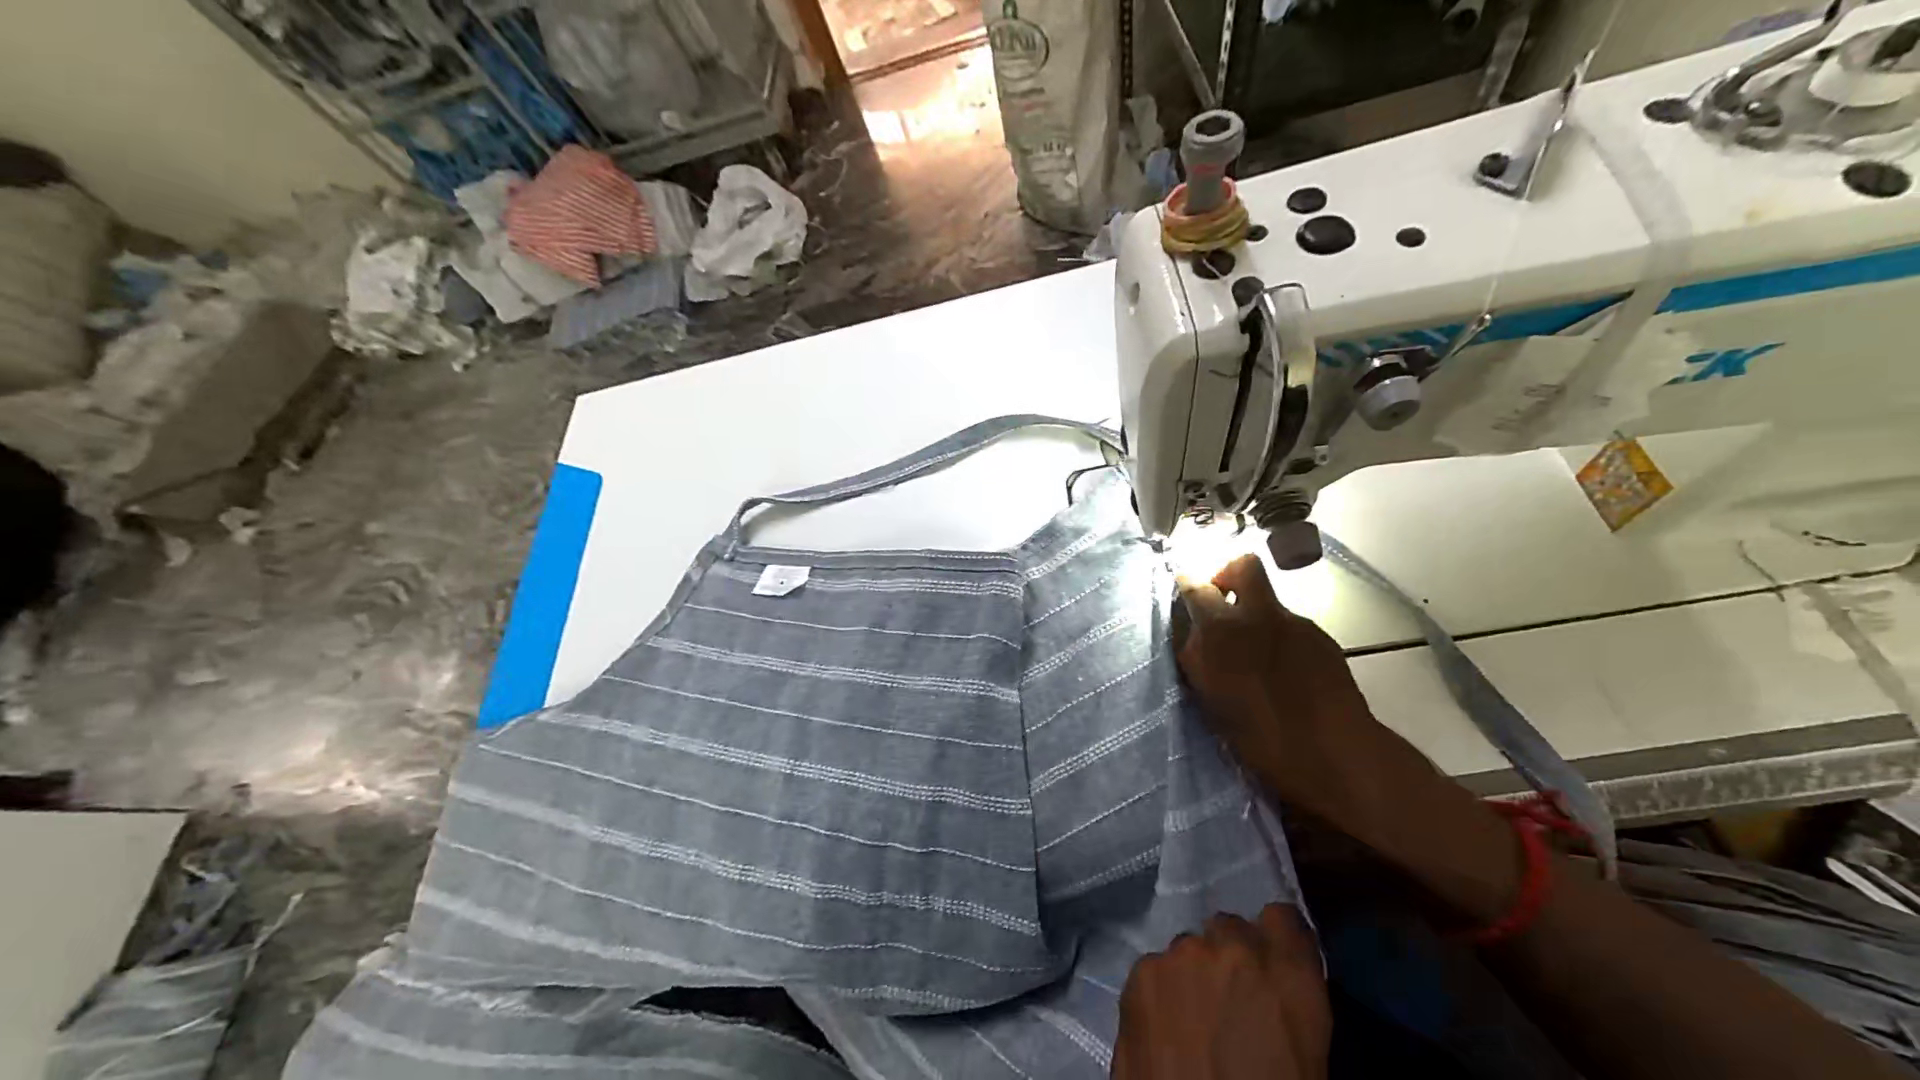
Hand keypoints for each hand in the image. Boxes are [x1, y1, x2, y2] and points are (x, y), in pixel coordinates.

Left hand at [1113, 903, 1329, 1079]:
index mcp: (1287, 971)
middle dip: (1232, 958)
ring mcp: (1178, 956)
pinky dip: (1161, 992)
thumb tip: (1274, 991)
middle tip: (1233, 1003)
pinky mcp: (1138, 975)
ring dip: (1195, 974)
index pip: (1282, 917)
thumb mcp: (1308, 1059)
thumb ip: (1290, 999)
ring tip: (1194, 1019)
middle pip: (1229, 930)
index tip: (1275, 964)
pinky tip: (1165, 1030)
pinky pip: (1156, 970)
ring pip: (1189, 949)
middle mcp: (1230, 946)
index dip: (1278, 940)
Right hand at [1175, 555, 1447, 841]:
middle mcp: (1257, 616)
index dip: (1188, 584)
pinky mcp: (1322, 639)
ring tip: (1256, 656)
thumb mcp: (1210, 697)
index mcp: (1221, 629)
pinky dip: (1281, 639)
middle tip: (1222, 601)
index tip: (1186, 592)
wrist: (1333, 754)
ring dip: (1256, 615)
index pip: (1194, 585)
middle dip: (1228, 575)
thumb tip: (1195, 636)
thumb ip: (1200, 658)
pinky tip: (1285, 673)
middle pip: (1243, 566)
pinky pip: (1291, 627)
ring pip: (1269, 602)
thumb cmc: (1260, 735)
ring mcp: (1295, 624)